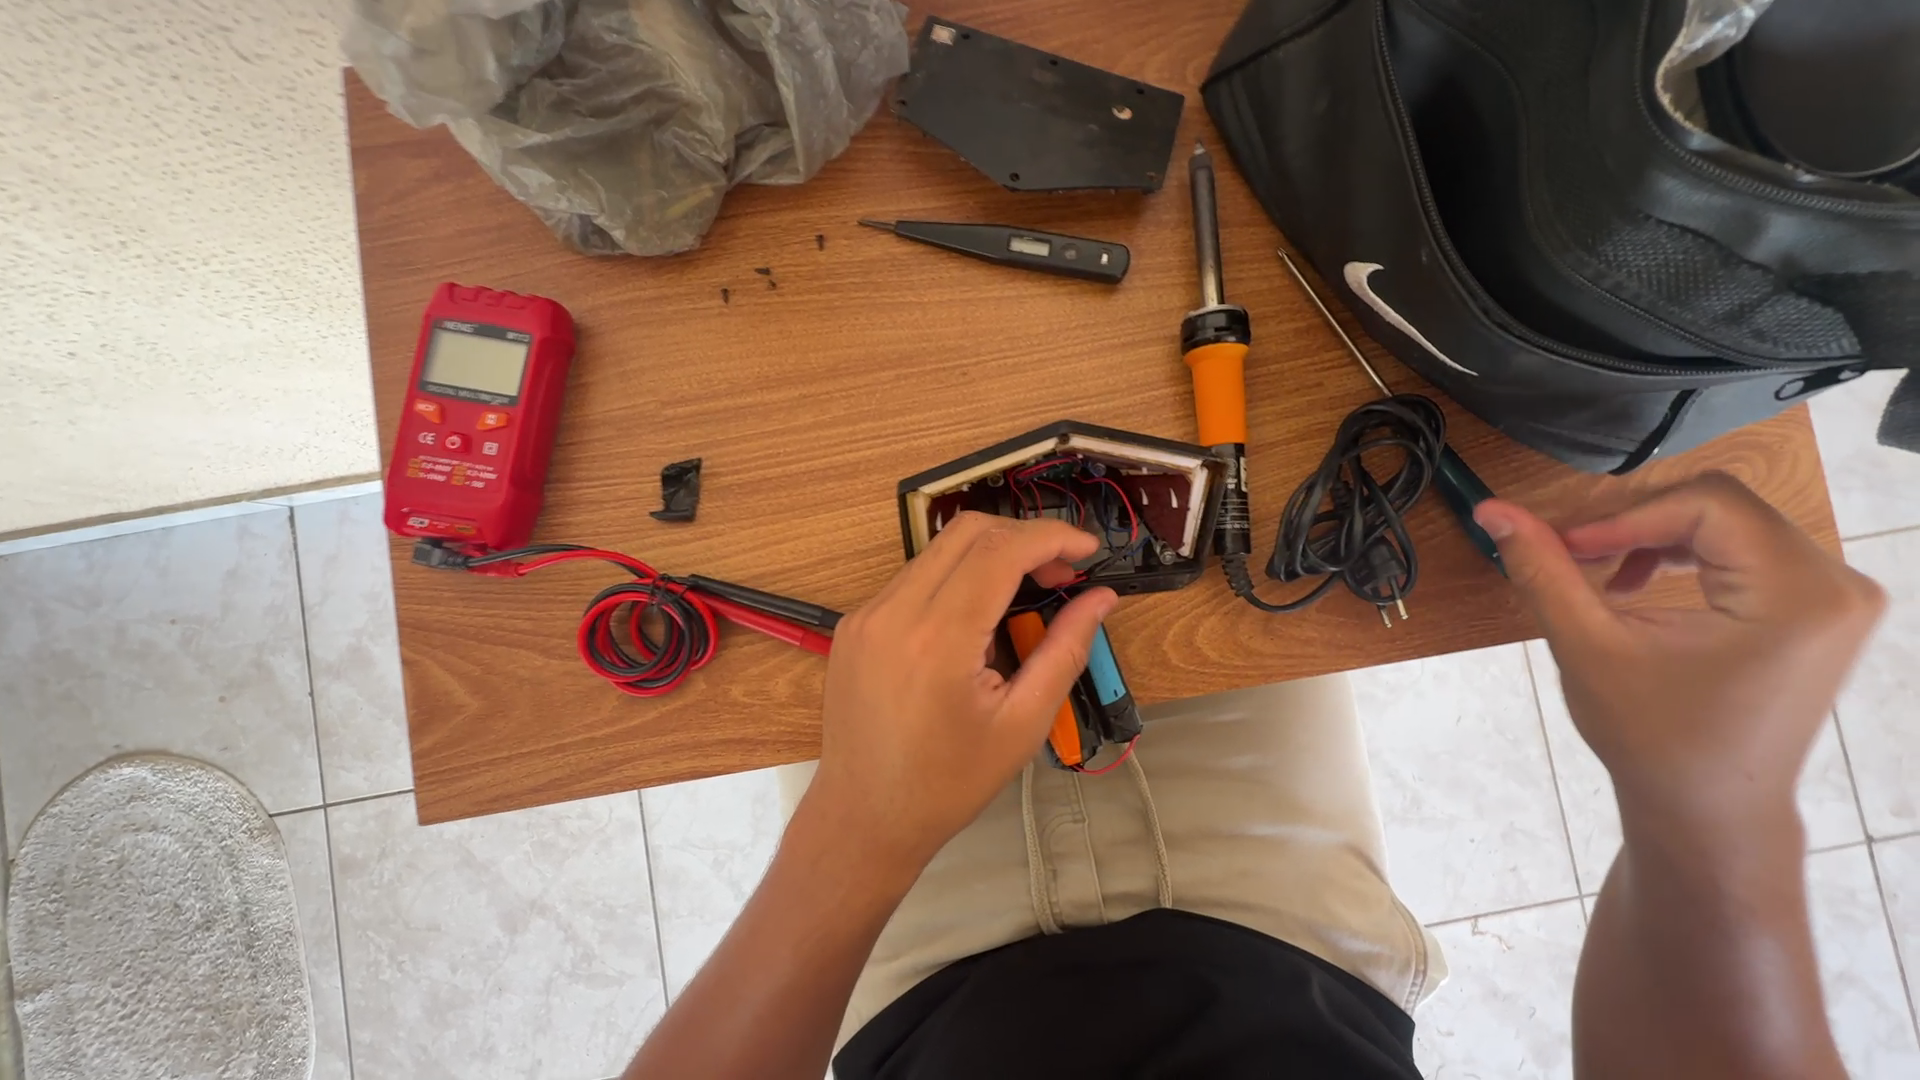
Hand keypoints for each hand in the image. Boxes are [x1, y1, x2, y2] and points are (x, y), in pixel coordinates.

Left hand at [799, 512, 1117, 869]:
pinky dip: (954, 579)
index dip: (1051, 536)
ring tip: (1022, 597)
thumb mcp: (1023, 723)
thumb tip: (1102, 598)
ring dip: (988, 556)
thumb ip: (1066, 650)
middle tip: (1059, 574)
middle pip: (966, 531)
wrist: (864, 817)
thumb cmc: (948, 783)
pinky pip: (912, 578)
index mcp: (938, 639)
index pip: (1000, 549)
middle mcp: (894, 612)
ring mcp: (866, 615)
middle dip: (1023, 537)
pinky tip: (974, 620)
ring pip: (938, 550)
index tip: (1086, 551)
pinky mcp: (854, 625)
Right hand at [1474, 473, 1883, 822]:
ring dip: (1649, 537)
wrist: (1707, 804)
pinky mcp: (1813, 610)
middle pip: (1718, 507)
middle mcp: (1835, 585)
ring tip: (1595, 573)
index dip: (1621, 514)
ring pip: (1726, 523)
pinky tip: (1633, 587)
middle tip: (1569, 555)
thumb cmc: (1651, 735)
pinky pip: (1740, 550)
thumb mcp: (1585, 644)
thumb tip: (1492, 510)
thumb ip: (1541, 568)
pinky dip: (1676, 556)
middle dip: (1631, 523)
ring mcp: (1831, 598)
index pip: (1705, 503)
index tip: (1562, 546)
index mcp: (1797, 593)